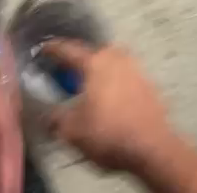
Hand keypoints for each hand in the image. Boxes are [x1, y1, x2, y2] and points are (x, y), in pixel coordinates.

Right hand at [39, 41, 187, 178]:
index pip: (68, 49)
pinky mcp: (148, 84)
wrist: (153, 148)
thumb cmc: (108, 133)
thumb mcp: (72, 130)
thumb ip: (55, 118)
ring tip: (88, 86)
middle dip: (78, 61)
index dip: (53, 49)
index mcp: (94, 61)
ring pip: (109, 64)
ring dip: (98, 72)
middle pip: (91, 54)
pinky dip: (113, 83)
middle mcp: (115, 57)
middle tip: (65, 71)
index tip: (43, 48)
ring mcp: (135, 68)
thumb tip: (47, 115)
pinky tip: (109, 99)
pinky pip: (123, 77)